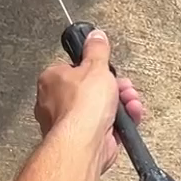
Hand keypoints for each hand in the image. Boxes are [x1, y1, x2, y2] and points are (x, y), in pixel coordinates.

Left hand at [34, 29, 145, 171]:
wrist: (84, 143)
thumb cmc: (80, 107)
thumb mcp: (96, 66)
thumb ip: (97, 50)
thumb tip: (96, 37)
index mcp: (52, 80)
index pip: (75, 67)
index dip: (96, 68)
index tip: (108, 69)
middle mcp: (57, 103)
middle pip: (93, 88)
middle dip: (115, 87)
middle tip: (122, 87)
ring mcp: (71, 123)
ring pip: (102, 108)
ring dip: (122, 103)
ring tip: (129, 102)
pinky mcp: (86, 139)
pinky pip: (108, 126)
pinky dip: (122, 122)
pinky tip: (129, 118)